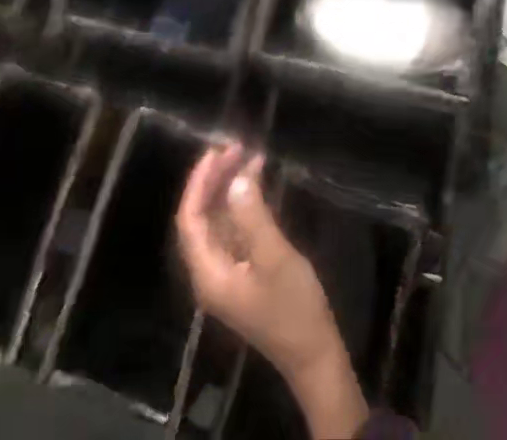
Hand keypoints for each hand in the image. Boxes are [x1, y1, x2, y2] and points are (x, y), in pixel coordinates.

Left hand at [177, 146, 367, 439]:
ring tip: (249, 158)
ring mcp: (226, 275)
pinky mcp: (243, 275)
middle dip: (215, 181)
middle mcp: (209, 272)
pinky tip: (258, 186)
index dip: (199, 182)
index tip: (217, 152)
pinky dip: (243, 207)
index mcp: (207, 272)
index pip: (189, 218)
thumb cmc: (294, 309)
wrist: (316, 357)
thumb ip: (253, 218)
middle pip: (201, 217)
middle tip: (236, 149)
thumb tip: (236, 181)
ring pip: (218, 222)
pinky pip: (234, 232)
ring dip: (230, 190)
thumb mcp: (275, 258)